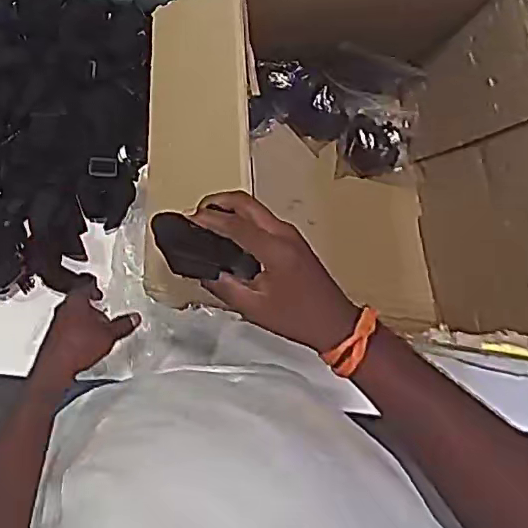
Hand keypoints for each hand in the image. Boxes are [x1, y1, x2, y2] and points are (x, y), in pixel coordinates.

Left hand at [29, 286, 137, 391]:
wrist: (57, 365)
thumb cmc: (77, 345)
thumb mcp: (109, 334)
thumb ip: (123, 324)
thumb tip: (134, 318)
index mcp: (76, 299)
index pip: (87, 286)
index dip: (95, 288)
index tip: (99, 292)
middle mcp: (64, 306)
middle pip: (79, 300)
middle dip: (91, 306)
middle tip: (101, 311)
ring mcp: (57, 320)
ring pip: (72, 313)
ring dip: (84, 318)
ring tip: (95, 329)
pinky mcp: (54, 334)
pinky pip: (67, 326)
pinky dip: (76, 329)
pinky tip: (84, 341)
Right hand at [191, 191, 362, 352]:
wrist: (338, 325)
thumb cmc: (302, 319)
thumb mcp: (255, 309)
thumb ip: (224, 287)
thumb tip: (205, 272)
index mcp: (275, 250)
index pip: (234, 223)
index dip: (207, 219)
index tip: (190, 219)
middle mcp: (284, 234)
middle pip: (244, 201)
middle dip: (216, 201)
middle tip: (197, 213)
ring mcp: (289, 233)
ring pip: (253, 205)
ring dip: (228, 207)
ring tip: (209, 220)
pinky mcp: (291, 237)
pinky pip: (260, 216)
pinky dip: (240, 215)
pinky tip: (230, 229)